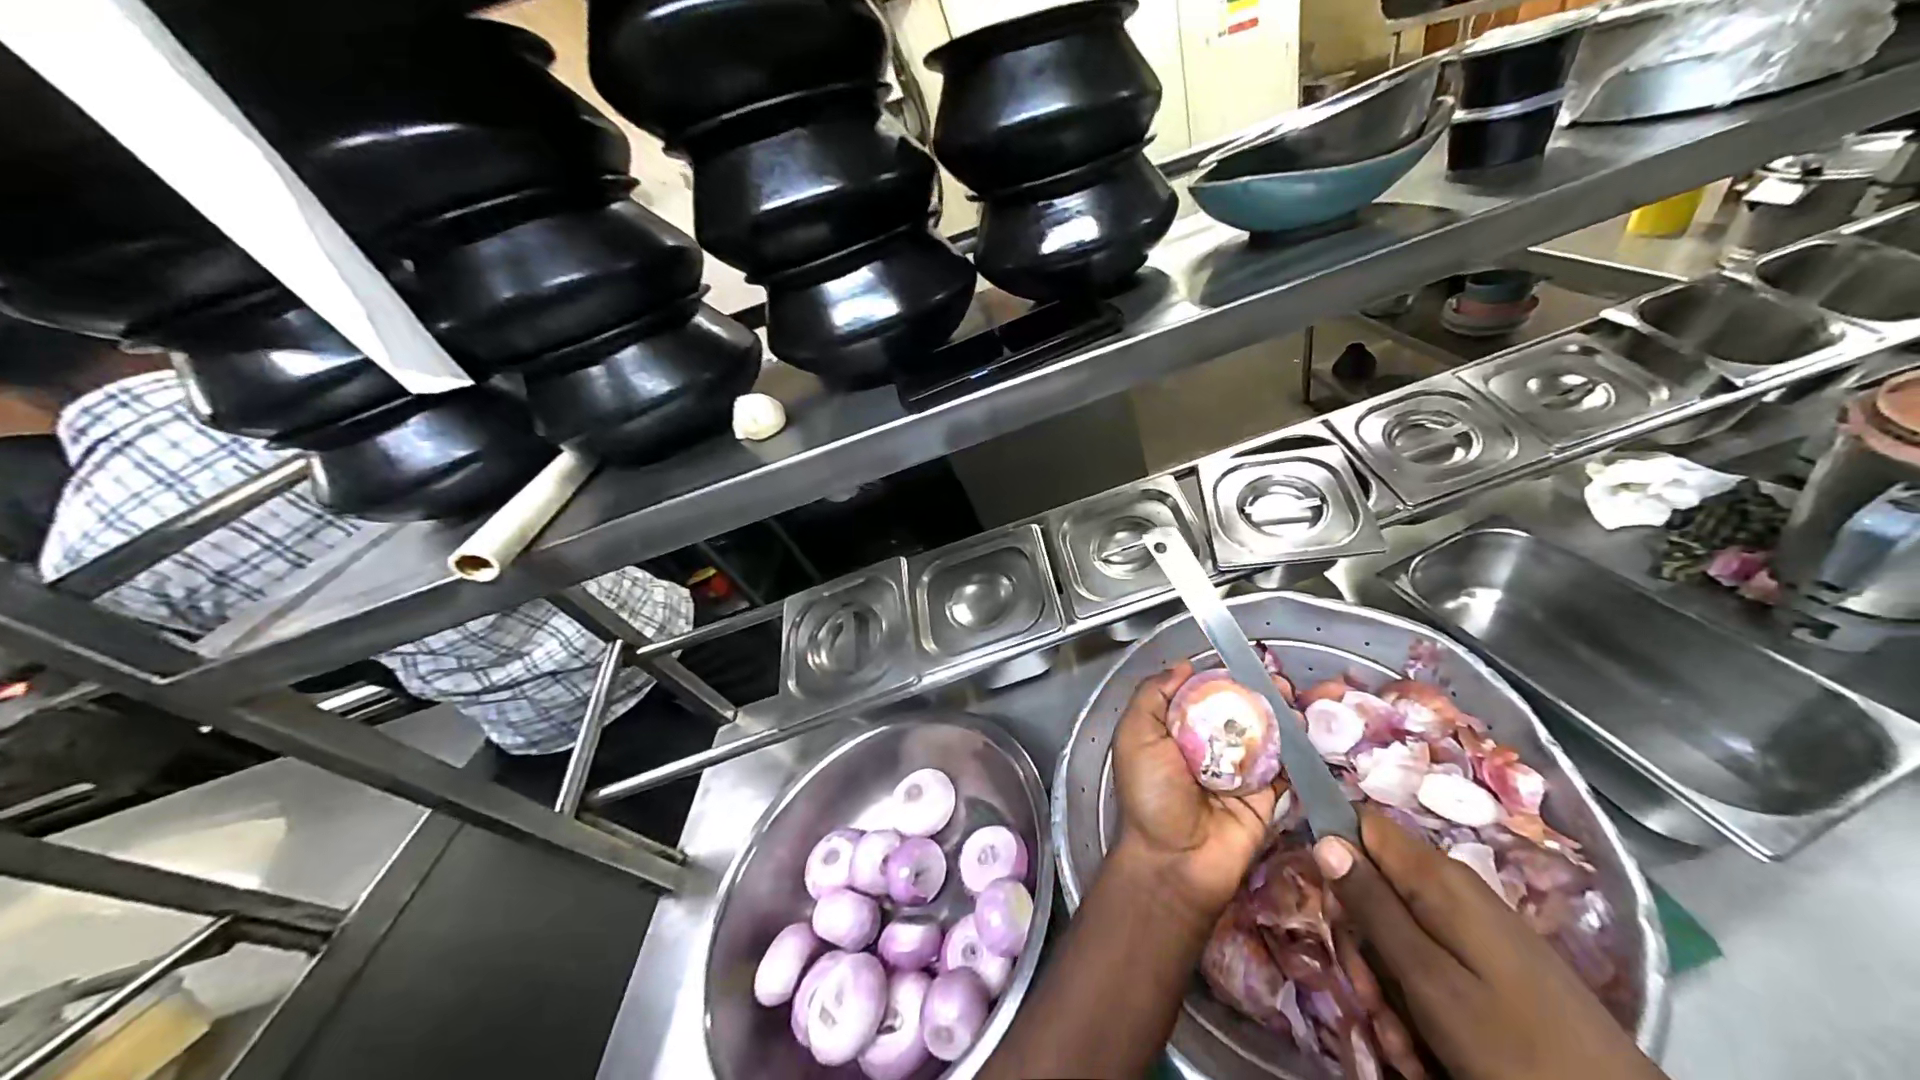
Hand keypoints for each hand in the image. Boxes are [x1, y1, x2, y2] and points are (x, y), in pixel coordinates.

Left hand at [1112, 661, 1277, 921]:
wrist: (1174, 861)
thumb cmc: (1149, 796)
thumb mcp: (1135, 737)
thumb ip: (1153, 696)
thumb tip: (1183, 666)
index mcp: (1178, 731)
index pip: (1206, 695)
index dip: (1227, 678)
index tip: (1247, 664)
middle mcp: (1210, 747)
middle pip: (1242, 712)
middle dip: (1262, 693)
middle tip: (1280, 682)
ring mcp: (1241, 771)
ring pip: (1269, 735)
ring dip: (1284, 715)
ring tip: (1294, 699)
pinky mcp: (1267, 796)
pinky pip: (1287, 768)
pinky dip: (1298, 749)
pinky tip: (1305, 729)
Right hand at [1314, 808, 1668, 1079]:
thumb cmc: (1516, 1045)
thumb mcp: (1428, 980)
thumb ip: (1373, 906)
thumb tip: (1324, 840)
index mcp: (1437, 879)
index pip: (1362, 825)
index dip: (1335, 856)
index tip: (1329, 906)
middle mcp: (1452, 890)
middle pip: (1372, 888)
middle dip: (1360, 943)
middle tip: (1371, 995)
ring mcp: (1472, 927)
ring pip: (1394, 933)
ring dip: (1385, 983)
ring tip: (1402, 1037)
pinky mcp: (1485, 961)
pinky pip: (1426, 962)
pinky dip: (1414, 1000)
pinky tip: (1423, 1045)